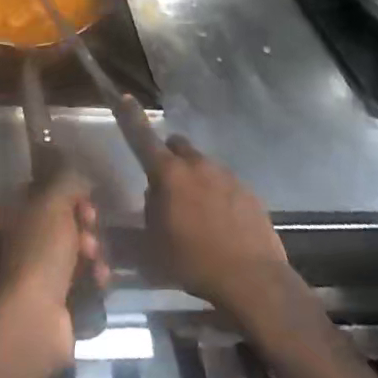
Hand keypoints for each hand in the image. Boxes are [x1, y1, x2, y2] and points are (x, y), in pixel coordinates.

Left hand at [0, 169, 107, 362]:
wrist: (36, 316)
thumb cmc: (42, 250)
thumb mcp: (55, 203)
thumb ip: (69, 182)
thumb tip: (82, 178)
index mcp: (21, 214)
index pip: (48, 193)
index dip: (70, 191)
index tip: (86, 195)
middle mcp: (30, 240)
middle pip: (67, 222)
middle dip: (86, 222)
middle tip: (91, 225)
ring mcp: (44, 272)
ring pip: (80, 251)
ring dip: (95, 251)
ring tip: (96, 260)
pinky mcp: (62, 300)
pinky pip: (87, 280)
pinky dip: (97, 278)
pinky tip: (101, 280)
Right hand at [143, 129, 289, 310]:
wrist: (252, 280)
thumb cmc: (192, 262)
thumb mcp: (152, 246)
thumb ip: (147, 214)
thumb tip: (153, 196)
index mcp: (169, 174)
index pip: (143, 137)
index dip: (131, 117)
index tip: (124, 98)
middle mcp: (197, 165)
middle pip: (177, 147)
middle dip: (169, 158)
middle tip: (166, 187)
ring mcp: (226, 176)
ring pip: (202, 166)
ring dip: (194, 180)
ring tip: (196, 214)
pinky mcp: (247, 192)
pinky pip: (224, 185)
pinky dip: (217, 196)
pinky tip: (219, 225)